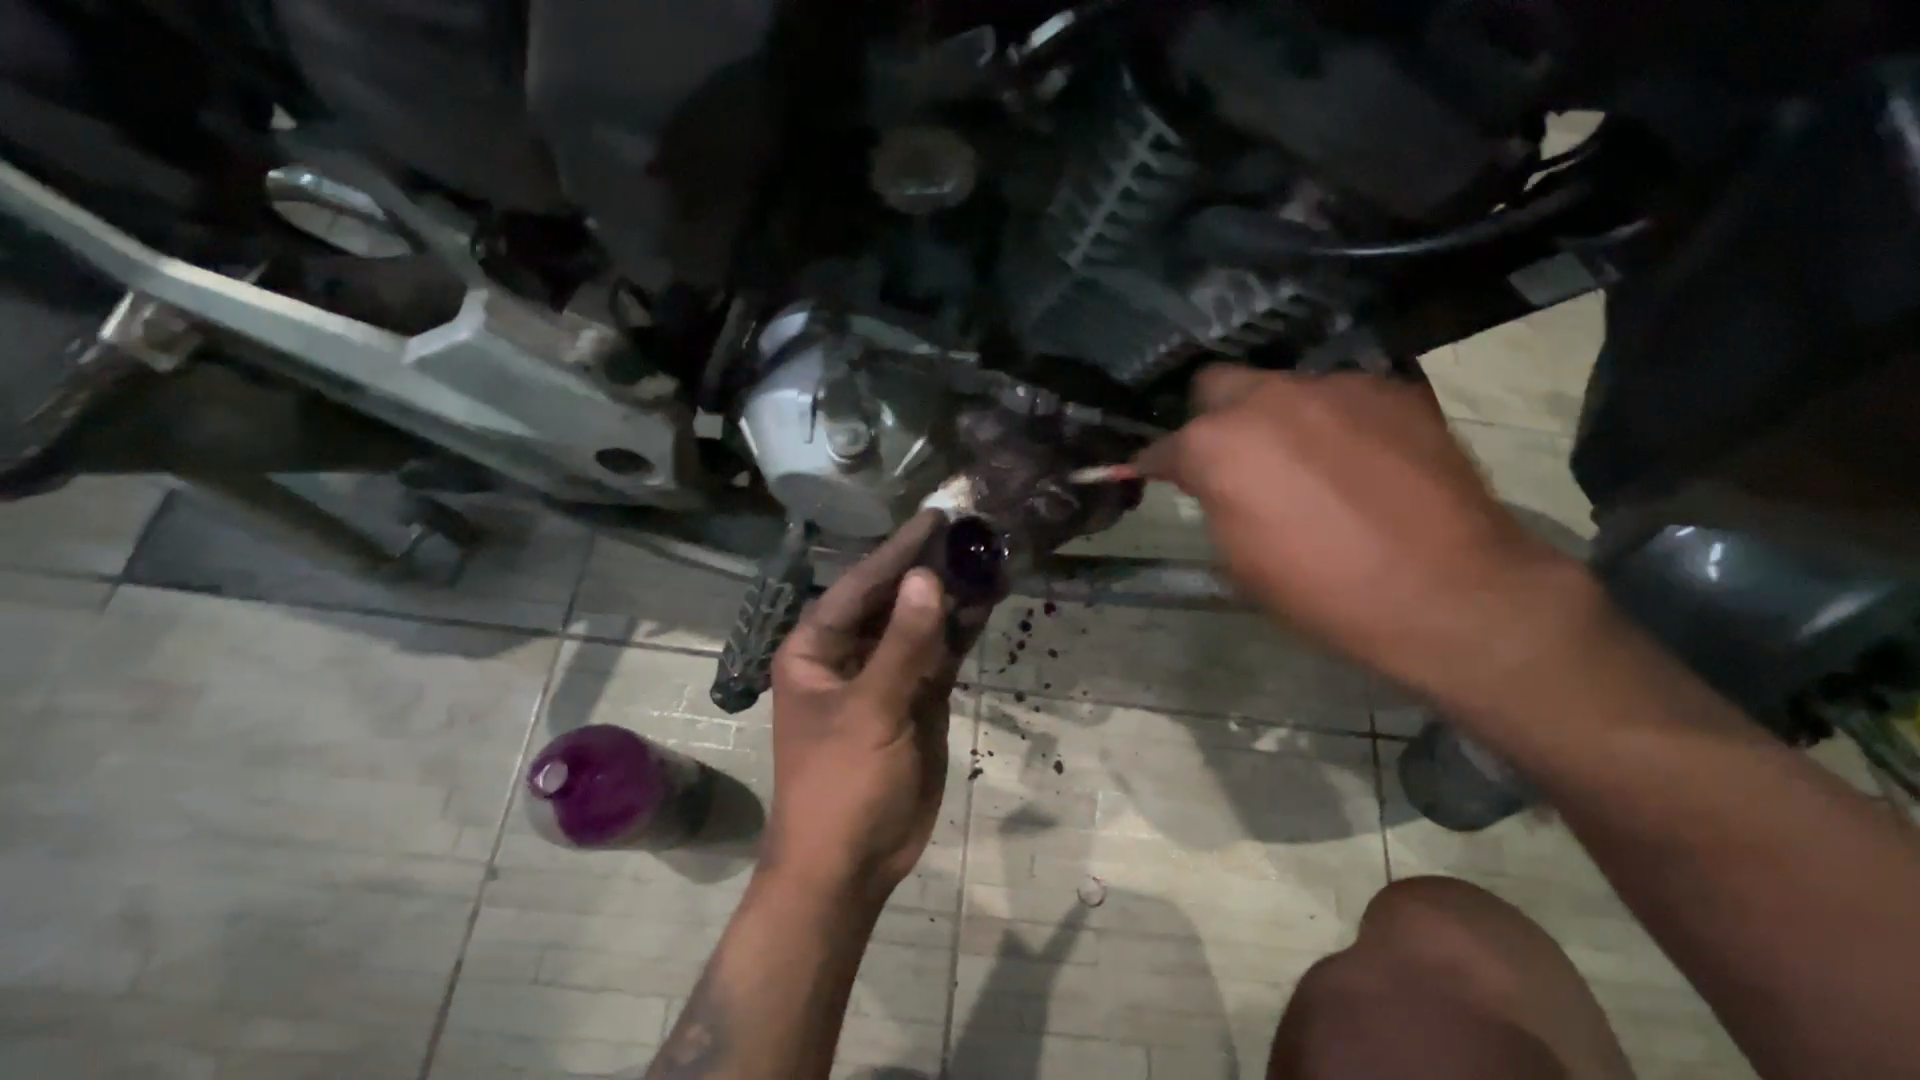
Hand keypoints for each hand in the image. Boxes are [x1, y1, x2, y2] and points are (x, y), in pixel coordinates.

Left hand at [765, 512, 970, 900]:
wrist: (850, 865)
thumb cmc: (840, 785)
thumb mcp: (869, 712)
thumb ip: (903, 646)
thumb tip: (927, 579)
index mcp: (815, 650)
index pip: (860, 587)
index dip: (898, 552)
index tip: (936, 518)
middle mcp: (848, 655)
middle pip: (893, 601)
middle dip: (931, 569)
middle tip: (975, 531)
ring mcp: (886, 678)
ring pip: (921, 626)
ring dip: (951, 597)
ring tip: (991, 558)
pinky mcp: (917, 701)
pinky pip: (939, 656)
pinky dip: (961, 632)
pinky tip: (988, 602)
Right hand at [1135, 365, 1587, 698]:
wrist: (1448, 592)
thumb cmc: (1325, 593)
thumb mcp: (1240, 562)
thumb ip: (1215, 504)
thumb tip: (1211, 484)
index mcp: (1218, 446)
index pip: (1163, 445)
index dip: (1158, 465)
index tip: (1161, 478)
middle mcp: (1267, 398)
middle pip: (1215, 384)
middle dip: (1212, 417)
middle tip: (1235, 459)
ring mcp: (1333, 386)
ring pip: (1283, 387)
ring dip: (1279, 419)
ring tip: (1310, 463)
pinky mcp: (1391, 388)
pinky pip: (1342, 397)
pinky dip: (1336, 422)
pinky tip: (1361, 462)